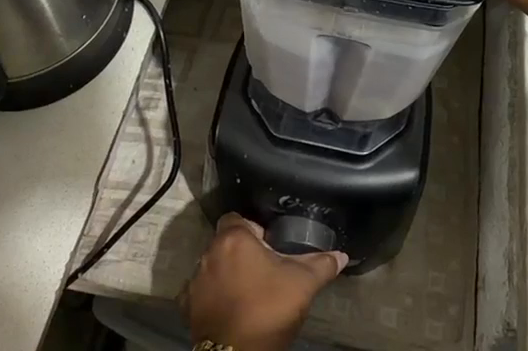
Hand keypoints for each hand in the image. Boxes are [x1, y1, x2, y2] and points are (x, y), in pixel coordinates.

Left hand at [181, 214, 347, 350]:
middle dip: (241, 251)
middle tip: (264, 268)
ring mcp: (194, 282)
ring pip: (212, 266)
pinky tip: (228, 305)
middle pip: (225, 242)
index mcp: (234, 239)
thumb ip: (321, 264)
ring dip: (226, 272)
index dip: (253, 228)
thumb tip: (341, 255)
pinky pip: (199, 292)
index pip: (237, 218)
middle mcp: (208, 254)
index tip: (269, 244)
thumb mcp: (302, 284)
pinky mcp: (187, 308)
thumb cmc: (268, 309)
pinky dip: (212, 295)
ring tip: (248, 288)